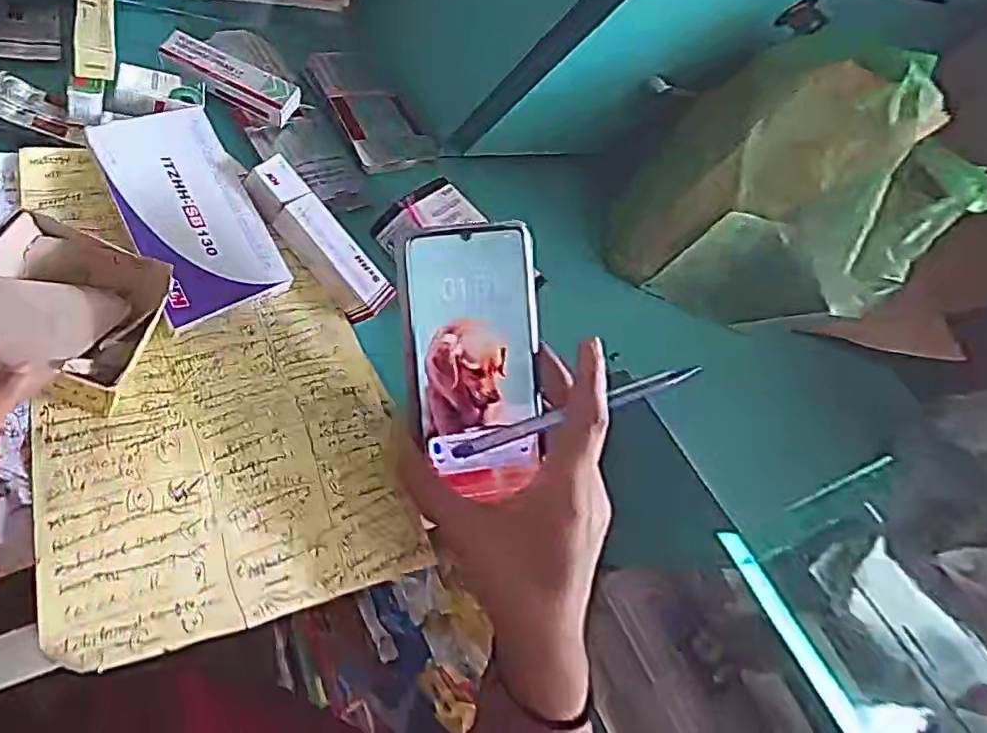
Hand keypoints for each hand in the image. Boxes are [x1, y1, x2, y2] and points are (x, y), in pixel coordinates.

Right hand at [396, 338, 611, 721]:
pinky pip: (571, 468)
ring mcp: (590, 507)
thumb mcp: (462, 529)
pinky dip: (550, 444)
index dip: (587, 377)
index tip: (588, 341)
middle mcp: (587, 489)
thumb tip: (396, 446)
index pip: (587, 418)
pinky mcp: (583, 521)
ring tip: (521, 397)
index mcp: (568, 483)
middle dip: (559, 386)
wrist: (546, 644)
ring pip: (576, 448)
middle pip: (581, 426)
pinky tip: (519, 453)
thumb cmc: (513, 582)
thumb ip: (426, 486)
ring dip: (553, 416)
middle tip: (530, 358)